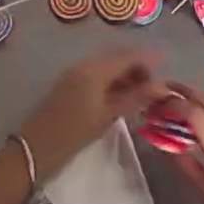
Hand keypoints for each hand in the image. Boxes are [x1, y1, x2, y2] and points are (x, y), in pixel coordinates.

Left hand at [16, 48, 171, 177]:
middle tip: (154, 89)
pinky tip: (120, 98)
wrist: (36, 147)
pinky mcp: (70, 83)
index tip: (167, 67)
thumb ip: (135, 97)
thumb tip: (162, 86)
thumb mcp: (107, 116)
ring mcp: (75, 73)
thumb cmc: (74, 132)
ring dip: (125, 75)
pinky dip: (112, 81)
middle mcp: (85, 64)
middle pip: (118, 57)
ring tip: (140, 96)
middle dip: (138, 68)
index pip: (128, 56)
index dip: (149, 60)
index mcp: (95, 69)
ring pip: (108, 66)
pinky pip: (97, 74)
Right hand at [164, 84, 203, 203]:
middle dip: (187, 91)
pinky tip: (203, 117)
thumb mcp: (202, 189)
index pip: (194, 113)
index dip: (175, 104)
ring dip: (200, 98)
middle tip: (167, 88)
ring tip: (181, 99)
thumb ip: (183, 163)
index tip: (158, 103)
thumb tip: (165, 145)